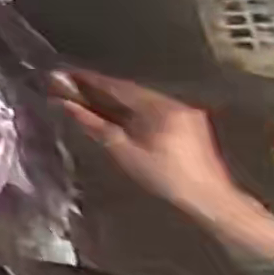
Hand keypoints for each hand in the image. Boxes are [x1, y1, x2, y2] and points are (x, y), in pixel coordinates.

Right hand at [49, 68, 239, 216]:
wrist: (211, 200)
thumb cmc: (164, 175)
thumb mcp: (122, 149)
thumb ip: (91, 122)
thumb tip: (62, 103)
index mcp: (160, 108)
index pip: (116, 86)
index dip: (87, 79)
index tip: (61, 73)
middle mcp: (174, 104)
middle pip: (128, 90)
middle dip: (97, 87)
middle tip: (68, 84)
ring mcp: (183, 113)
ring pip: (138, 98)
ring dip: (111, 96)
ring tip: (84, 95)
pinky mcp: (186, 123)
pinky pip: (149, 107)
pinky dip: (127, 106)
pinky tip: (111, 110)